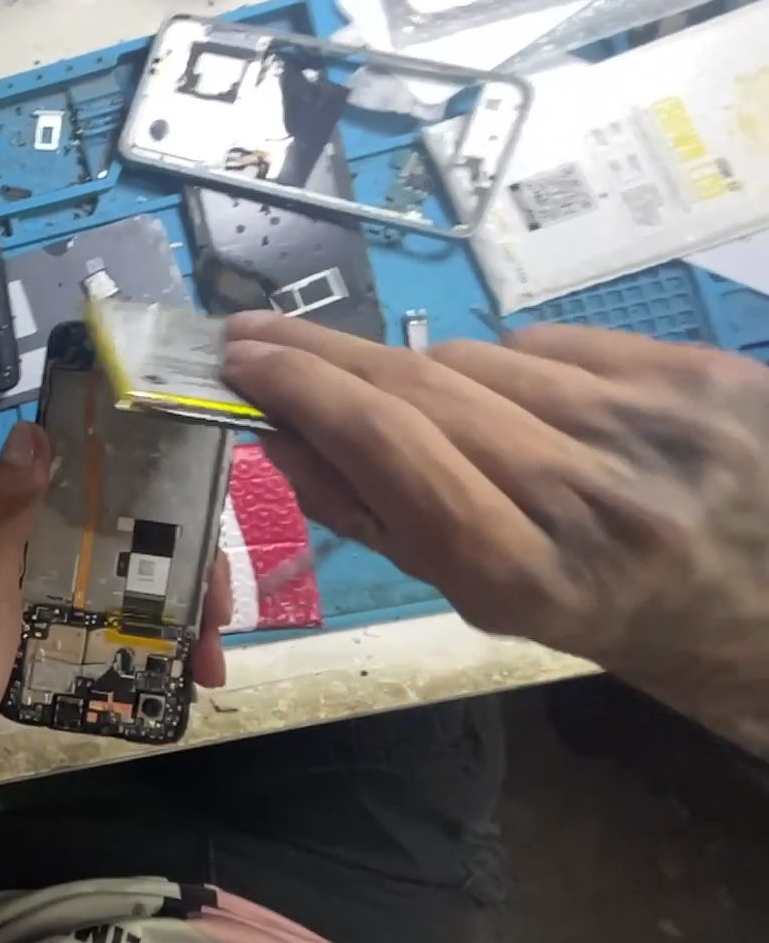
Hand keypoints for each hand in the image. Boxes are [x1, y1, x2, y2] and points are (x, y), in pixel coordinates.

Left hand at [0, 421, 232, 751]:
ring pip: (146, 585)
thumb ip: (4, 509)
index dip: (169, 504)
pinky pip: (131, 621)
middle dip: (196, 575)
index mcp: (34, 521)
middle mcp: (57, 545)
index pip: (112, 492)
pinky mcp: (74, 624)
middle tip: (222, 620)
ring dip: (190, 617)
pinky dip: (165, 643)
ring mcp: (68, 586)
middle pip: (145, 542)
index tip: (207, 533)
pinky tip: (191, 672)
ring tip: (212, 663)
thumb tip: (31, 431)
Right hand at [219, 311, 768, 755]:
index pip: (378, 438)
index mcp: (513, 563)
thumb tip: (273, 431)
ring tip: (431, 410)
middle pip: (412, 383)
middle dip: (319, 351)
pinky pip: (541, 341)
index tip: (240, 357)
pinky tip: (521, 403)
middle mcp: (585, 489)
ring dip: (416, 374)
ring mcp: (653, 422)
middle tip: (256, 333)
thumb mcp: (460, 589)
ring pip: (467, 357)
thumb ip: (359, 509)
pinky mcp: (703, 374)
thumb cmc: (589, 609)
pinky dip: (502, 365)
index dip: (299, 385)